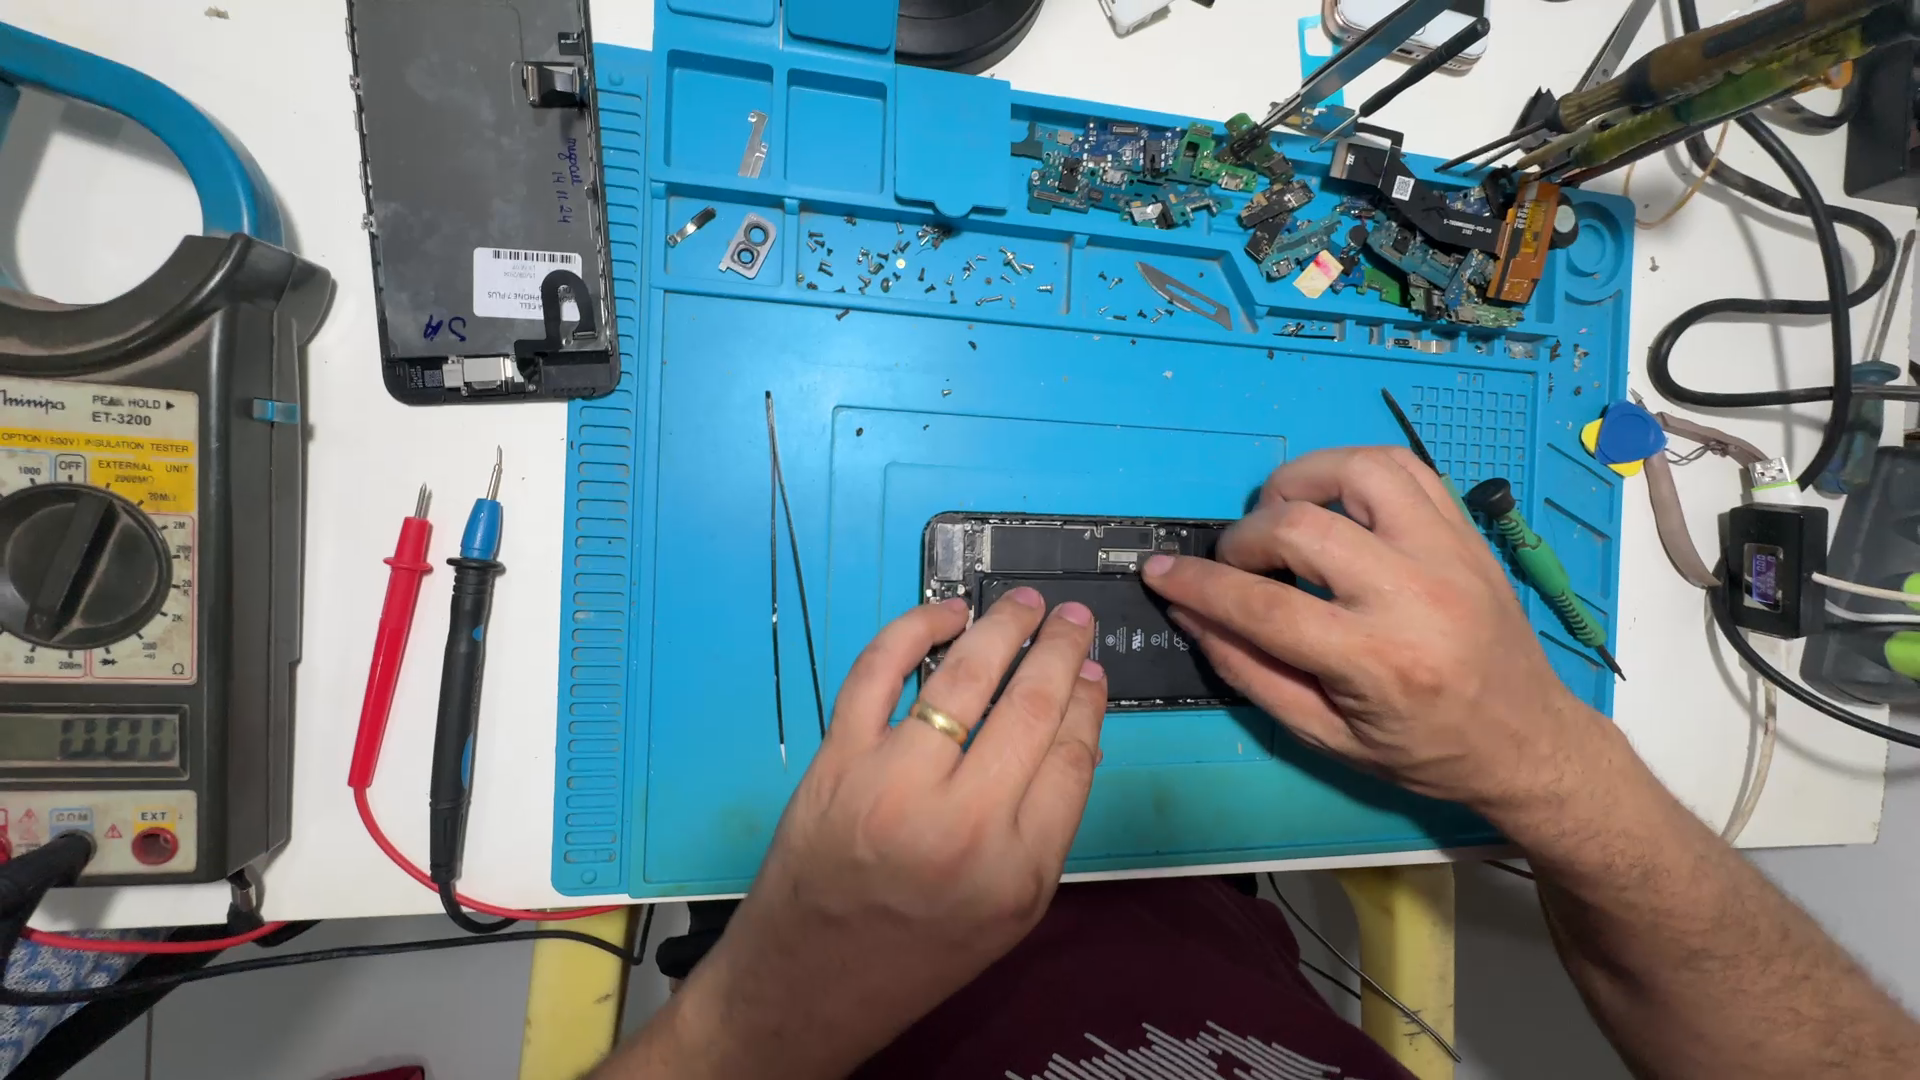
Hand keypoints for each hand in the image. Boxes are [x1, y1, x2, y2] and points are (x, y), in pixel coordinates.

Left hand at [628, 590, 1106, 1079]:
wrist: (810, 982)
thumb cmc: (920, 951)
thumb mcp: (1009, 908)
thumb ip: (1047, 822)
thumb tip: (1076, 733)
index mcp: (1018, 869)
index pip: (1072, 756)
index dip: (1088, 700)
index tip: (1092, 667)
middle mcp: (962, 823)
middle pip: (1030, 708)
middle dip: (1059, 648)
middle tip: (1071, 616)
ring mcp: (892, 783)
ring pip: (962, 679)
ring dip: (1000, 628)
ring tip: (1023, 604)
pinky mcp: (838, 759)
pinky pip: (877, 672)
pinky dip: (913, 629)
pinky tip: (946, 615)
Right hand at [1142, 445, 1607, 814]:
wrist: (1530, 741)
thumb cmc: (1421, 750)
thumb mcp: (1322, 734)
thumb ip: (1247, 669)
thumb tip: (1188, 611)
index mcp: (1378, 662)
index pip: (1263, 606)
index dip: (1197, 584)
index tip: (1159, 571)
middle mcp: (1416, 596)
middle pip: (1300, 528)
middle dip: (1242, 540)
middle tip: (1233, 564)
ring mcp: (1449, 553)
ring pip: (1357, 472)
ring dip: (1296, 484)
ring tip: (1277, 516)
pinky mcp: (1465, 532)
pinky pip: (1402, 467)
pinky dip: (1348, 470)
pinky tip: (1328, 500)